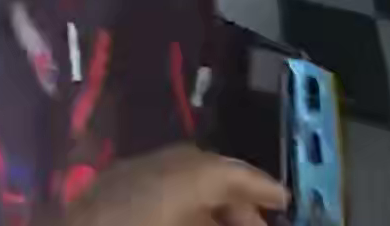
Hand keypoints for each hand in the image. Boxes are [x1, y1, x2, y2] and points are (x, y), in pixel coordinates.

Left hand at [57, 146, 288, 225]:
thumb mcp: (175, 206)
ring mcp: (117, 184)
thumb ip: (212, 217)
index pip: (215, 170)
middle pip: (194, 168)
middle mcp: (137, 173)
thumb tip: (241, 218)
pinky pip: (153, 193)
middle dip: (231, 195)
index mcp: (159, 185)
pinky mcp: (104, 199)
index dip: (253, 182)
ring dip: (206, 204)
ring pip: (174, 182)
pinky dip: (180, 210)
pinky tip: (190, 225)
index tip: (285, 200)